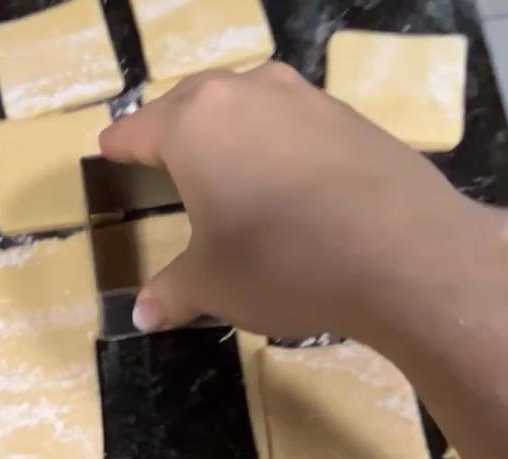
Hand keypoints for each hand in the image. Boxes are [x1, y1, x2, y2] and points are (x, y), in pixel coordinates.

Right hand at [100, 64, 507, 351]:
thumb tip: (142, 315)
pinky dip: (276, 147)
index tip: (107, 151)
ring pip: (248, 105)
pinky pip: (293, 125)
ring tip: (223, 165)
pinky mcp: (351, 118)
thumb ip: (172, 291)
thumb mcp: (211, 285)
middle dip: (171, 127)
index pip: (140, 129)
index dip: (120, 146)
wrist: (399, 253)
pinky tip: (283, 184)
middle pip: (193, 102)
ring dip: (228, 131)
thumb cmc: (278, 262)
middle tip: (160, 153)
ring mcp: (305, 99)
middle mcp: (248, 94)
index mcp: (196, 124)